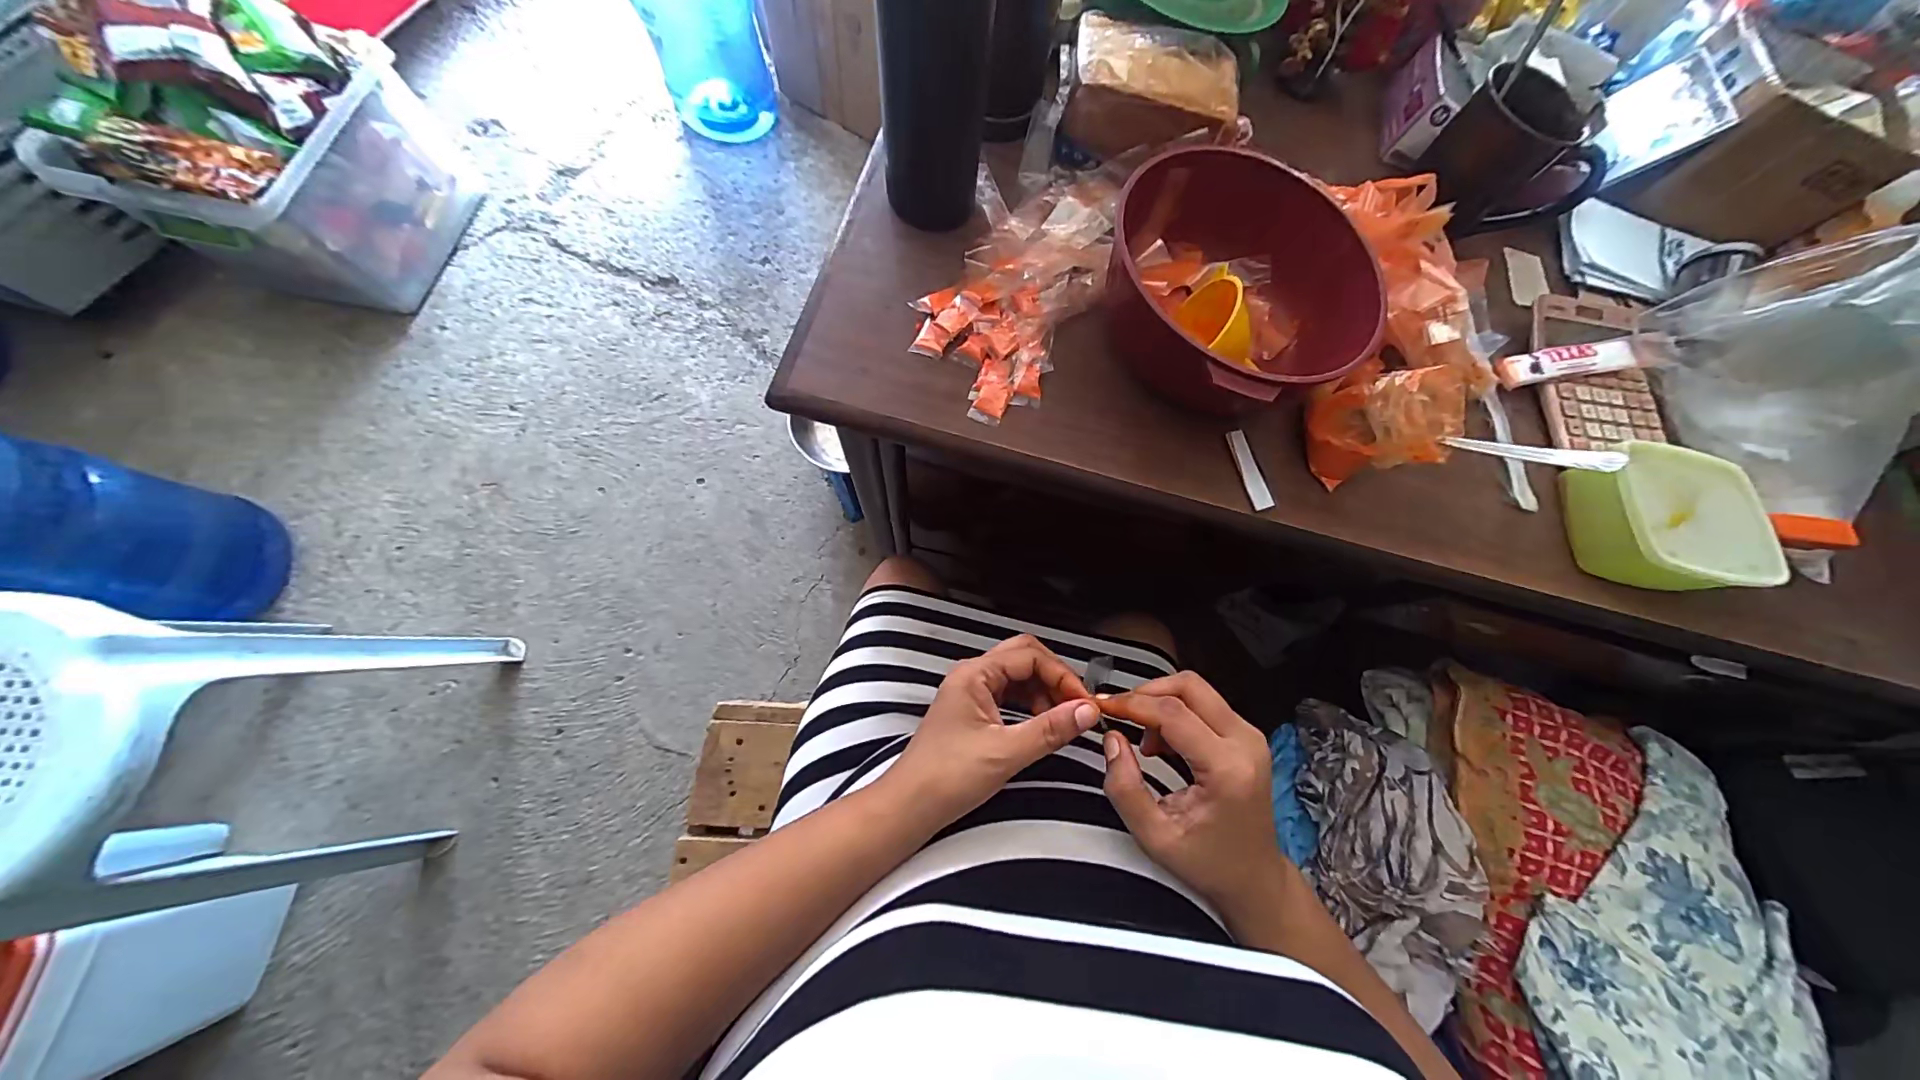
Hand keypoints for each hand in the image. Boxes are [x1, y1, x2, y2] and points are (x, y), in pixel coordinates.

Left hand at [880, 635, 1102, 825]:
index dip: (1061, 675)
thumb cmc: (945, 777)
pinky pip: (1010, 697)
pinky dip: (1032, 706)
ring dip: (1045, 693)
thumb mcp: (1006, 752)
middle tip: (1078, 704)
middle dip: (1054, 678)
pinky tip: (1044, 725)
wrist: (910, 806)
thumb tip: (1086, 711)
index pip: (1030, 656)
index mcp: (974, 674)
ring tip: (1065, 718)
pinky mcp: (973, 714)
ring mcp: (971, 694)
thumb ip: (1050, 729)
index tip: (1084, 702)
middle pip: (1024, 659)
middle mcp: (972, 677)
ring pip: (1018, 678)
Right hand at [1098, 672, 1285, 917]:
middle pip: (1189, 686)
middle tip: (1121, 714)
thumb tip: (1112, 739)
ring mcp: (1250, 737)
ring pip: (1196, 690)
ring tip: (1144, 741)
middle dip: (1146, 693)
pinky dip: (1174, 713)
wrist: (1254, 879)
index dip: (1131, 704)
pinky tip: (1161, 744)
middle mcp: (1245, 744)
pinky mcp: (1245, 737)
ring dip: (1160, 703)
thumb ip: (1125, 787)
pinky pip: (1204, 704)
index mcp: (1227, 769)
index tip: (1103, 707)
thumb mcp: (1154, 836)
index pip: (1172, 713)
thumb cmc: (1210, 863)